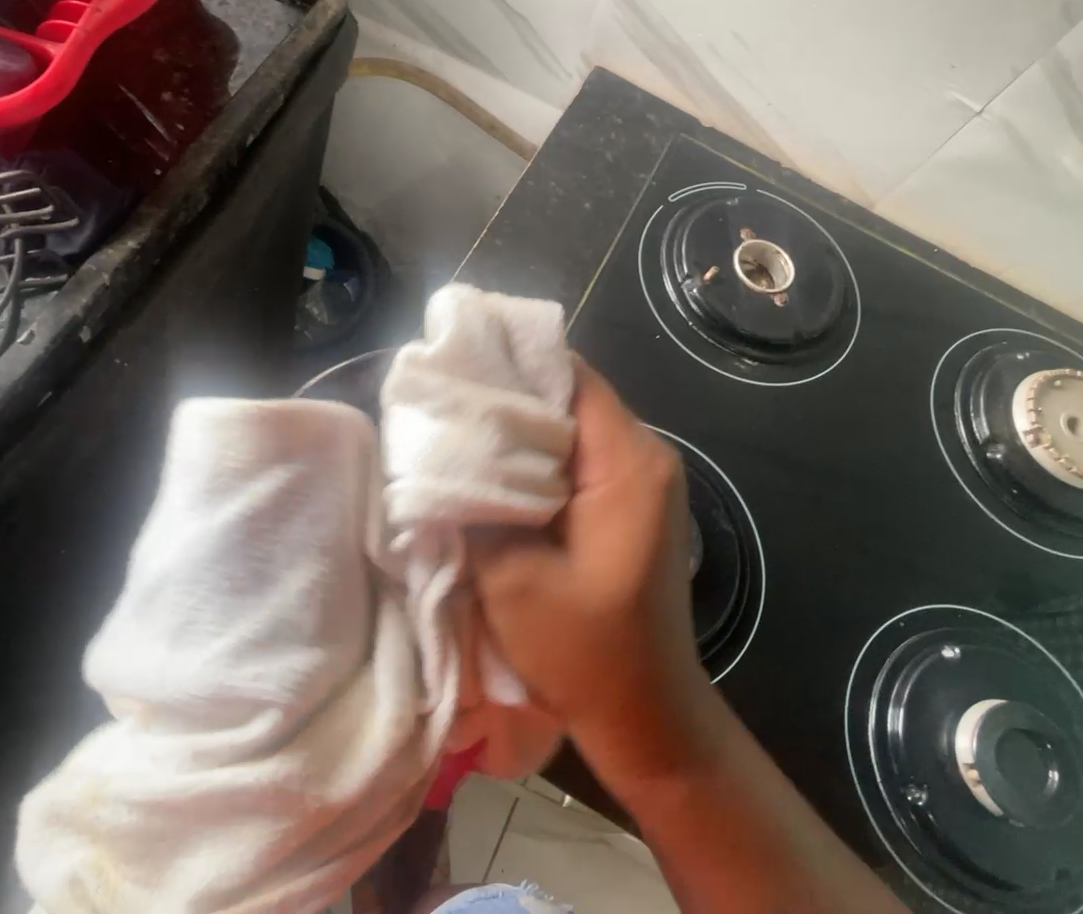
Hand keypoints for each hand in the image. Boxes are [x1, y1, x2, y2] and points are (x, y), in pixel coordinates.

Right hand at [469, 359, 721, 783]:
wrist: (645, 717)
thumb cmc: (586, 653)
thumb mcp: (513, 578)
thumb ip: (473, 504)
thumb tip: (440, 452)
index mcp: (629, 463)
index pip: (569, 376)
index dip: (508, 366)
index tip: (450, 371)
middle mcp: (643, 457)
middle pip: (567, 397)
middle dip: (503, 399)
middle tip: (437, 406)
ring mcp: (637, 482)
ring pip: (566, 429)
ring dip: (513, 434)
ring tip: (451, 437)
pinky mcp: (623, 506)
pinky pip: (573, 462)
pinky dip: (530, 463)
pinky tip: (485, 476)